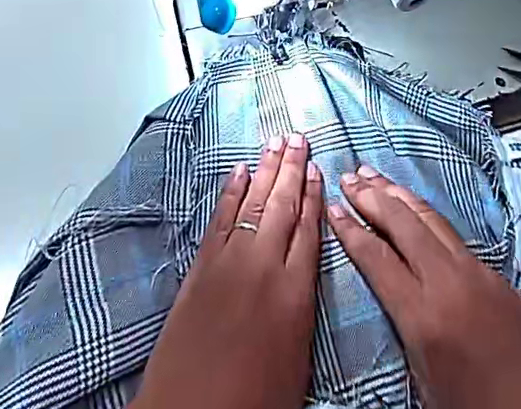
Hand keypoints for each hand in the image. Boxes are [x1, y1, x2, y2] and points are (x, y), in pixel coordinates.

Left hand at [132, 133, 323, 408]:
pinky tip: (239, 171)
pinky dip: (230, 191)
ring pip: (253, 203)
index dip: (314, 197)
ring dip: (266, 170)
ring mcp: (229, 259)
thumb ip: (300, 305)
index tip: (319, 170)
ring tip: (276, 143)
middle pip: (283, 206)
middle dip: (292, 169)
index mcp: (295, 293)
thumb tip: (300, 270)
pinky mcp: (202, 263)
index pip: (309, 231)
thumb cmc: (254, 398)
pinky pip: (220, 217)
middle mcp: (263, 265)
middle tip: (298, 137)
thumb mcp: (297, 356)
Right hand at [327, 166, 520, 408]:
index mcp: (423, 316)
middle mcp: (447, 284)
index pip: (376, 257)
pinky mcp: (497, 276)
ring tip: (373, 174)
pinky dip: (424, 211)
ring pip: (428, 219)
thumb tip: (389, 296)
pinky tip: (414, 206)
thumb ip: (403, 330)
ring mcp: (475, 274)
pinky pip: (451, 232)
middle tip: (347, 177)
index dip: (350, 230)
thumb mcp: (426, 382)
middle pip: (400, 224)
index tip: (332, 208)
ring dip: (397, 194)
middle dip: (370, 197)